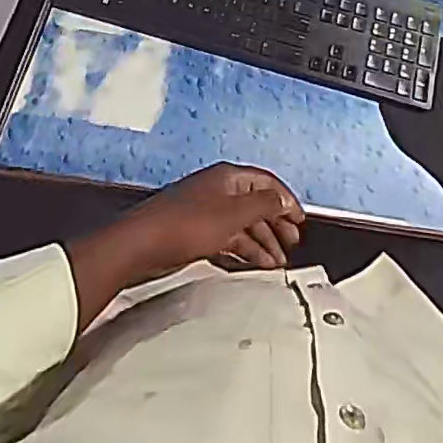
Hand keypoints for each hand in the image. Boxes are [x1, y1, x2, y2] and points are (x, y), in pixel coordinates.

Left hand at [65, 164, 305, 329]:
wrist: (142, 245)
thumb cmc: (182, 226)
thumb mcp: (233, 215)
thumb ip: (263, 205)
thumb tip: (283, 199)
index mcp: (226, 178)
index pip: (266, 182)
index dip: (286, 200)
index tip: (300, 219)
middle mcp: (216, 190)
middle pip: (255, 203)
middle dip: (275, 223)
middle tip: (291, 243)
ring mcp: (205, 210)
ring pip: (242, 223)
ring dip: (261, 242)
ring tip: (275, 262)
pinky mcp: (194, 231)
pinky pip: (228, 238)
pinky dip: (243, 250)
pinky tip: (251, 264)